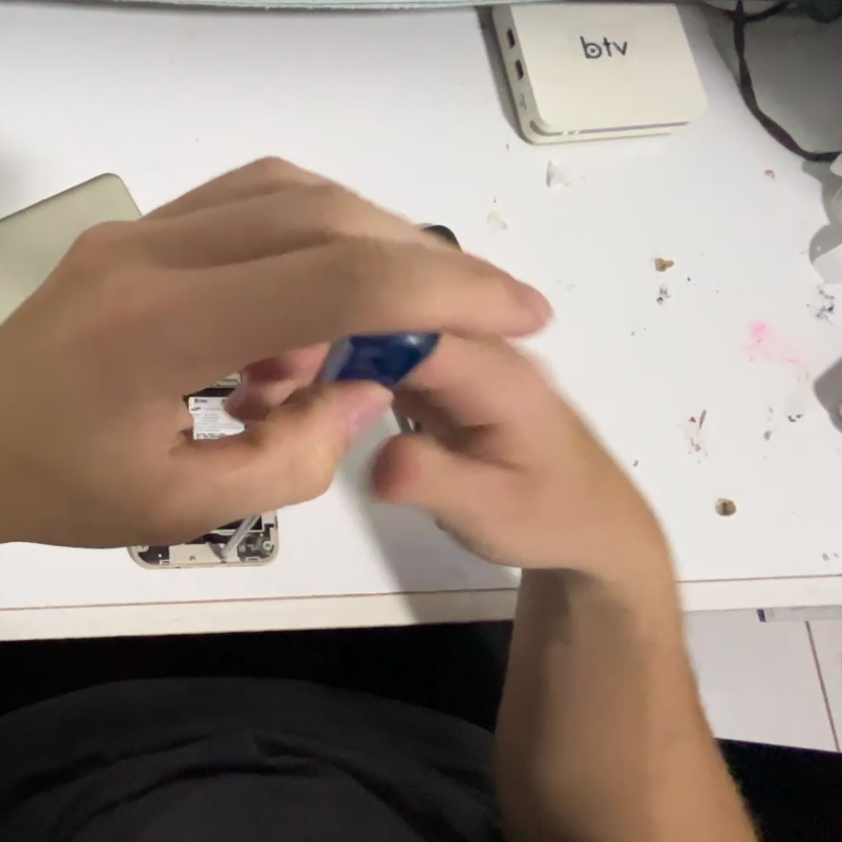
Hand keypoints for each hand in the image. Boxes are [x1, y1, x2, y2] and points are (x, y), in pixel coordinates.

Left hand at [0, 159, 552, 551]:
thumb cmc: (57, 494)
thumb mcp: (181, 507)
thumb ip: (290, 459)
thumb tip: (361, 396)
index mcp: (158, 328)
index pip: (333, 277)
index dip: (444, 288)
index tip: (519, 311)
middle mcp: (147, 255)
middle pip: (318, 214)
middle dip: (416, 258)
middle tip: (464, 314)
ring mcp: (131, 234)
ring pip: (281, 194)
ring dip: (355, 239)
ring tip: (367, 327)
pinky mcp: (126, 237)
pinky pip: (237, 208)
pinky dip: (298, 237)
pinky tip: (301, 310)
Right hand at [234, 332, 669, 580]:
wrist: (591, 524)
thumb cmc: (550, 520)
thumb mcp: (496, 515)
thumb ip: (438, 483)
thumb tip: (379, 460)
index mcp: (499, 372)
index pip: (416, 329)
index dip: (345, 333)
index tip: (277, 362)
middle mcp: (474, 347)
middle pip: (386, 316)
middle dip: (315, 335)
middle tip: (251, 382)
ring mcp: (451, 357)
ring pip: (372, 332)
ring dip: (311, 351)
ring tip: (253, 391)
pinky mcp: (433, 372)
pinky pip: (371, 355)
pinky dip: (324, 368)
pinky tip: (281, 391)